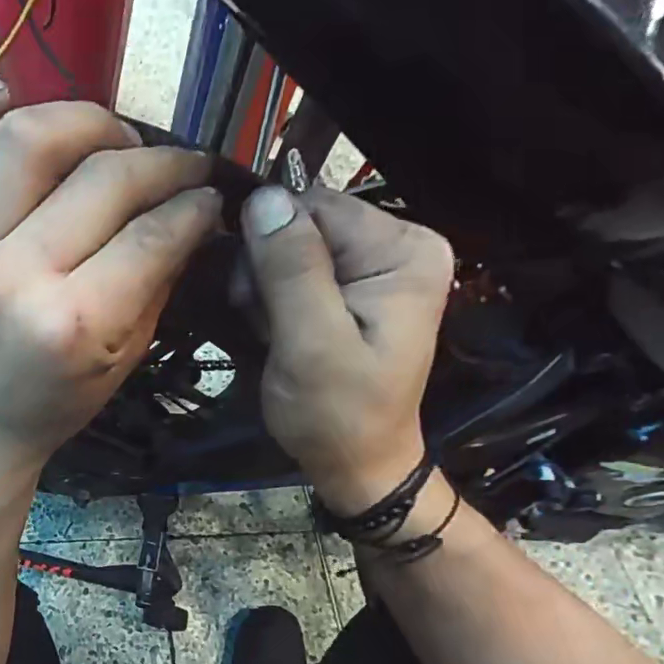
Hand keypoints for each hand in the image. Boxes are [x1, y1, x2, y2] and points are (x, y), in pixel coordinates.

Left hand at [0, 82, 222, 478]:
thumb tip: (193, 208)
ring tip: (114, 140)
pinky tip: (0, 99)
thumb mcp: (130, 353)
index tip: (211, 196)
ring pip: (26, 141)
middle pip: (102, 178)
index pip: (151, 234)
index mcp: (74, 323)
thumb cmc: (62, 400)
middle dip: (161, 163)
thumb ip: (160, 277)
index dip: (194, 204)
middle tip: (182, 168)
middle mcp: (16, 277)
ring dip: (86, 121)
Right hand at [238, 185, 453, 515]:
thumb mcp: (313, 345)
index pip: (316, 207)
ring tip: (274, 332)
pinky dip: (277, 299)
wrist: (358, 466)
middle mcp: (400, 244)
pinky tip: (280, 330)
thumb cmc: (339, 415)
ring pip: (292, 245)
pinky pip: (297, 268)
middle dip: (268, 269)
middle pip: (304, 222)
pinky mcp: (356, 285)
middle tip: (265, 320)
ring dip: (267, 286)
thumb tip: (263, 197)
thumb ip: (291, 270)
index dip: (273, 246)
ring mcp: (378, 265)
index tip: (256, 297)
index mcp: (406, 250)